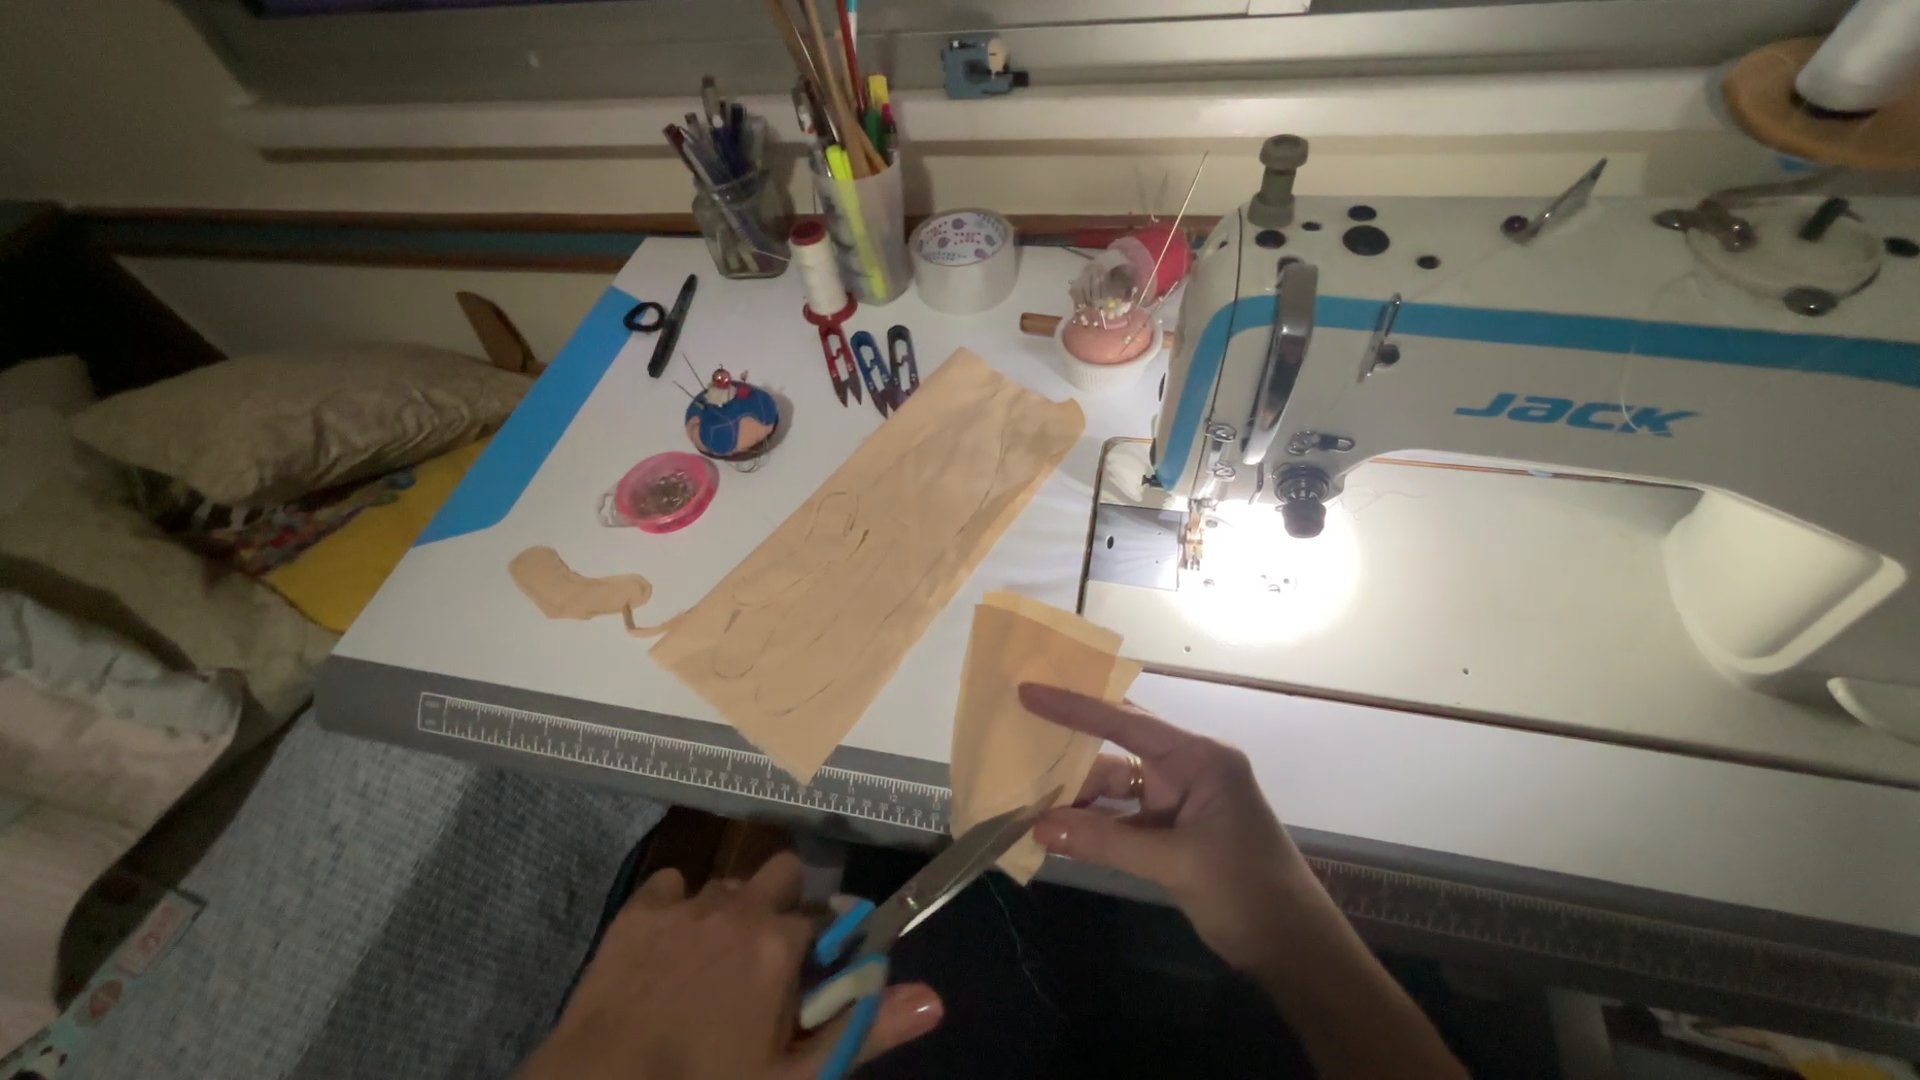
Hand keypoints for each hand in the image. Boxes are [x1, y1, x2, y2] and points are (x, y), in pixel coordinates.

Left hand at [518, 852, 942, 1079]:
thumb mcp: (794, 1075)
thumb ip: (866, 1027)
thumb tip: (936, 997)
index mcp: (783, 942)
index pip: (826, 918)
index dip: (825, 943)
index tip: (815, 970)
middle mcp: (742, 907)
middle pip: (782, 872)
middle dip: (782, 903)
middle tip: (765, 958)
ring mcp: (687, 904)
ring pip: (726, 883)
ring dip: (730, 911)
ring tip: (711, 962)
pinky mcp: (638, 911)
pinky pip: (671, 885)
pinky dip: (675, 907)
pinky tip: (665, 947)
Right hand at [1019, 683, 1322, 971]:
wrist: (1295, 950)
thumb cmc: (1247, 891)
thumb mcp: (1174, 863)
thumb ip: (1104, 841)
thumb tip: (1038, 828)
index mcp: (1201, 758)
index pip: (1128, 722)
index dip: (1076, 707)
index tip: (1030, 691)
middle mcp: (1188, 768)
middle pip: (1119, 747)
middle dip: (1072, 746)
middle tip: (1019, 735)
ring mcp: (1180, 798)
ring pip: (1117, 785)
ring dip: (1078, 795)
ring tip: (1027, 795)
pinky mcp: (1173, 828)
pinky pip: (1123, 816)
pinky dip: (1093, 823)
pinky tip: (1058, 829)